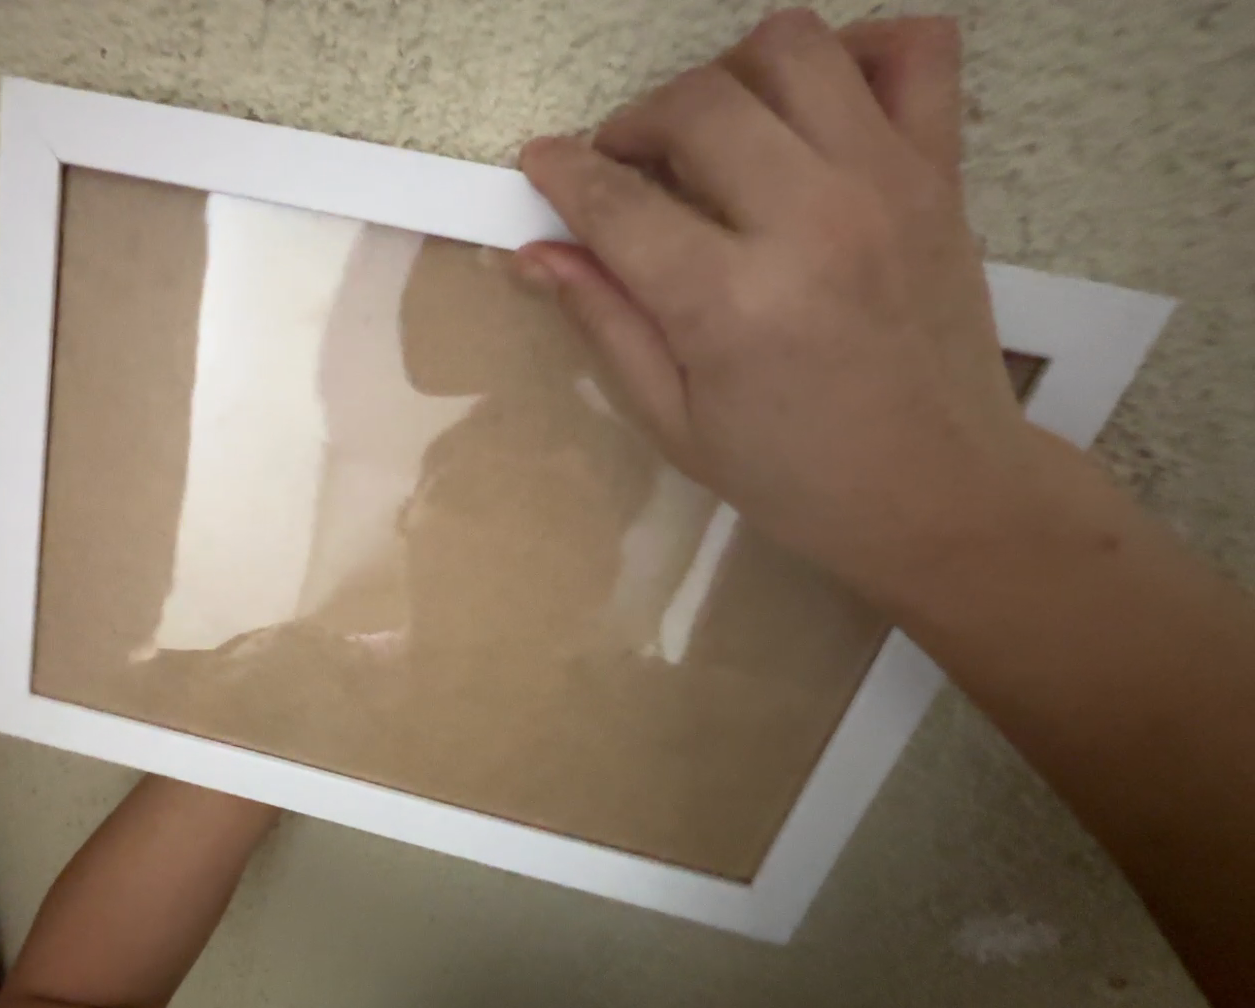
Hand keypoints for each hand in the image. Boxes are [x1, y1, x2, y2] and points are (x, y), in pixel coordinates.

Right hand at [515, 10, 1035, 597]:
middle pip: (698, 104)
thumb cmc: (783, 470)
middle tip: (617, 166)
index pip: (620, 204)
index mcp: (729, 302)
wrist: (931, 487)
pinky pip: (915, 48)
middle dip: (632, 123)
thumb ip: (604, 321)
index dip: (562, 173)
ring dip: (724, 77)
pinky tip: (808, 107)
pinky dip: (851, 52)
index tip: (535, 160)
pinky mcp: (944, 171)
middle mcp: (811, 219)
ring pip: (793, 48)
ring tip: (704, 134)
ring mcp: (888, 182)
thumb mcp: (667, 416)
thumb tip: (537, 254)